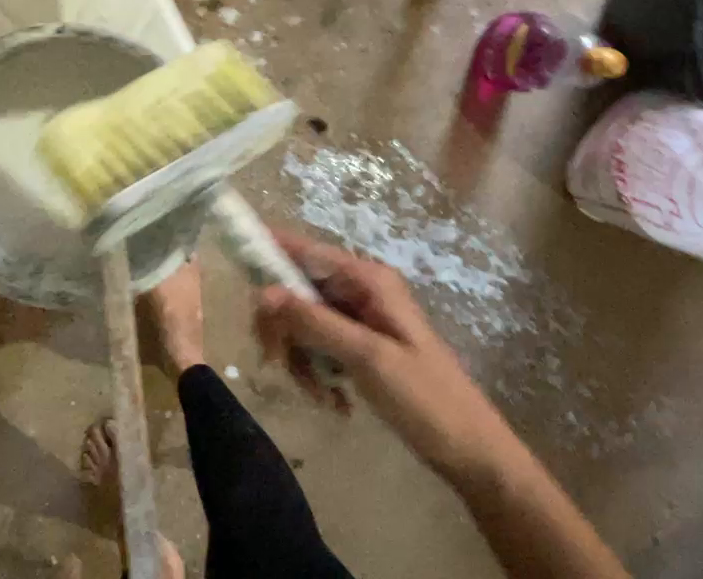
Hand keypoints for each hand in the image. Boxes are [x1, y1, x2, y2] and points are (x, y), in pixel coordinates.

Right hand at [254, 228, 525, 487]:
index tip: (231, 258)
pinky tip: (332, 401)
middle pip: (293, 290)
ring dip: (298, 357)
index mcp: (367, 279)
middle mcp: (358, 289)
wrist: (471, 453)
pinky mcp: (356, 345)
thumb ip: (313, 322)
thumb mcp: (367, 357)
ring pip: (299, 322)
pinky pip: (315, 346)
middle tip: (275, 362)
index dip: (266, 250)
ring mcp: (357, 318)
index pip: (304, 250)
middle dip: (282, 327)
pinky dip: (313, 371)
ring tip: (318, 394)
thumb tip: (261, 291)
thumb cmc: (426, 399)